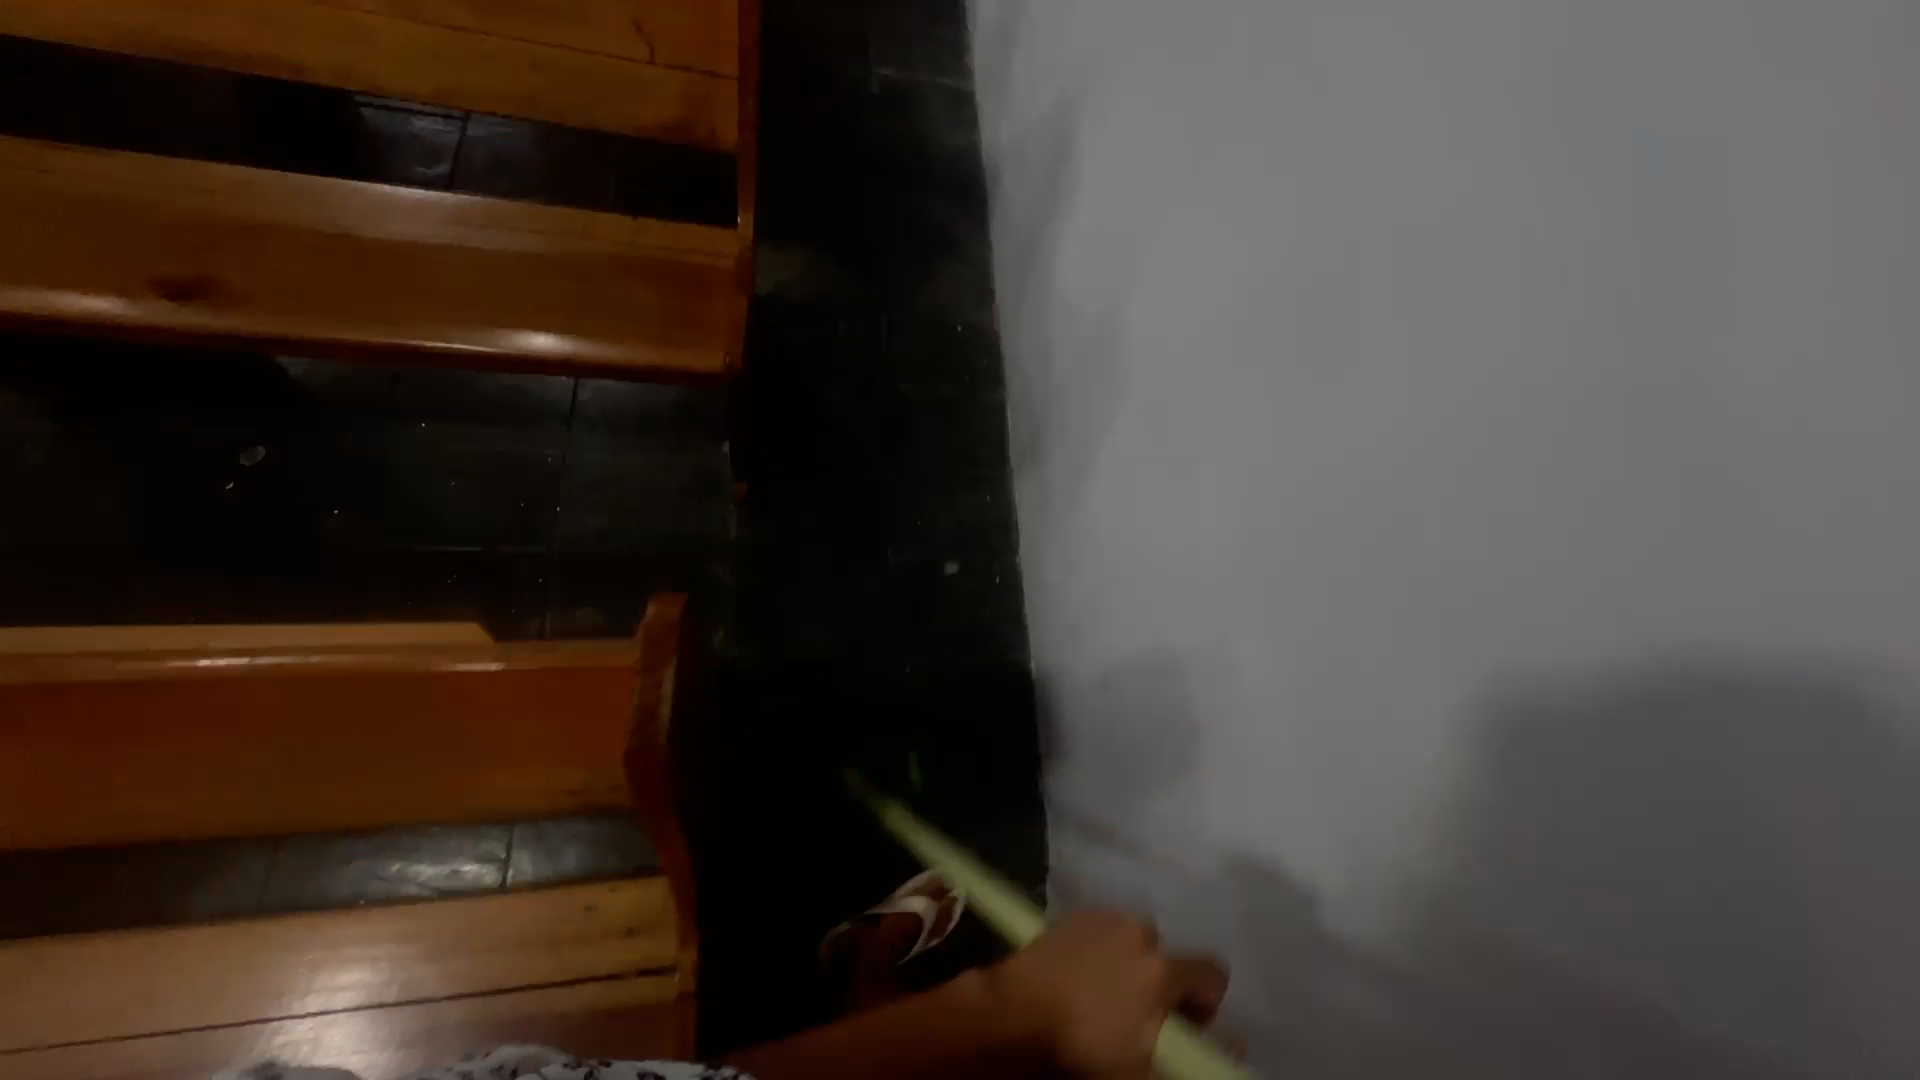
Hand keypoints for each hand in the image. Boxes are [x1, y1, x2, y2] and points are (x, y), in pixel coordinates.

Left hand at [984, 910, 1228, 1077]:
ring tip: (1104, 994)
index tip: (1185, 1025)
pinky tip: (1081, 975)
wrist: (1017, 1009)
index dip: (1207, 1004)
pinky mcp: (1075, 914)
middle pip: (1169, 959)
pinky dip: (1103, 949)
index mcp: (1163, 968)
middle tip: (1138, 1016)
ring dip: (1131, 965)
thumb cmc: (1085, 1044)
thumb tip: (1233, 1044)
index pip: (1214, 974)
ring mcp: (1104, 918)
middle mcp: (1140, 932)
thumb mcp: (1146, 1069)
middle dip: (1163, 985)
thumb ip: (1194, 1060)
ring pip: (1135, 943)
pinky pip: (1105, 931)